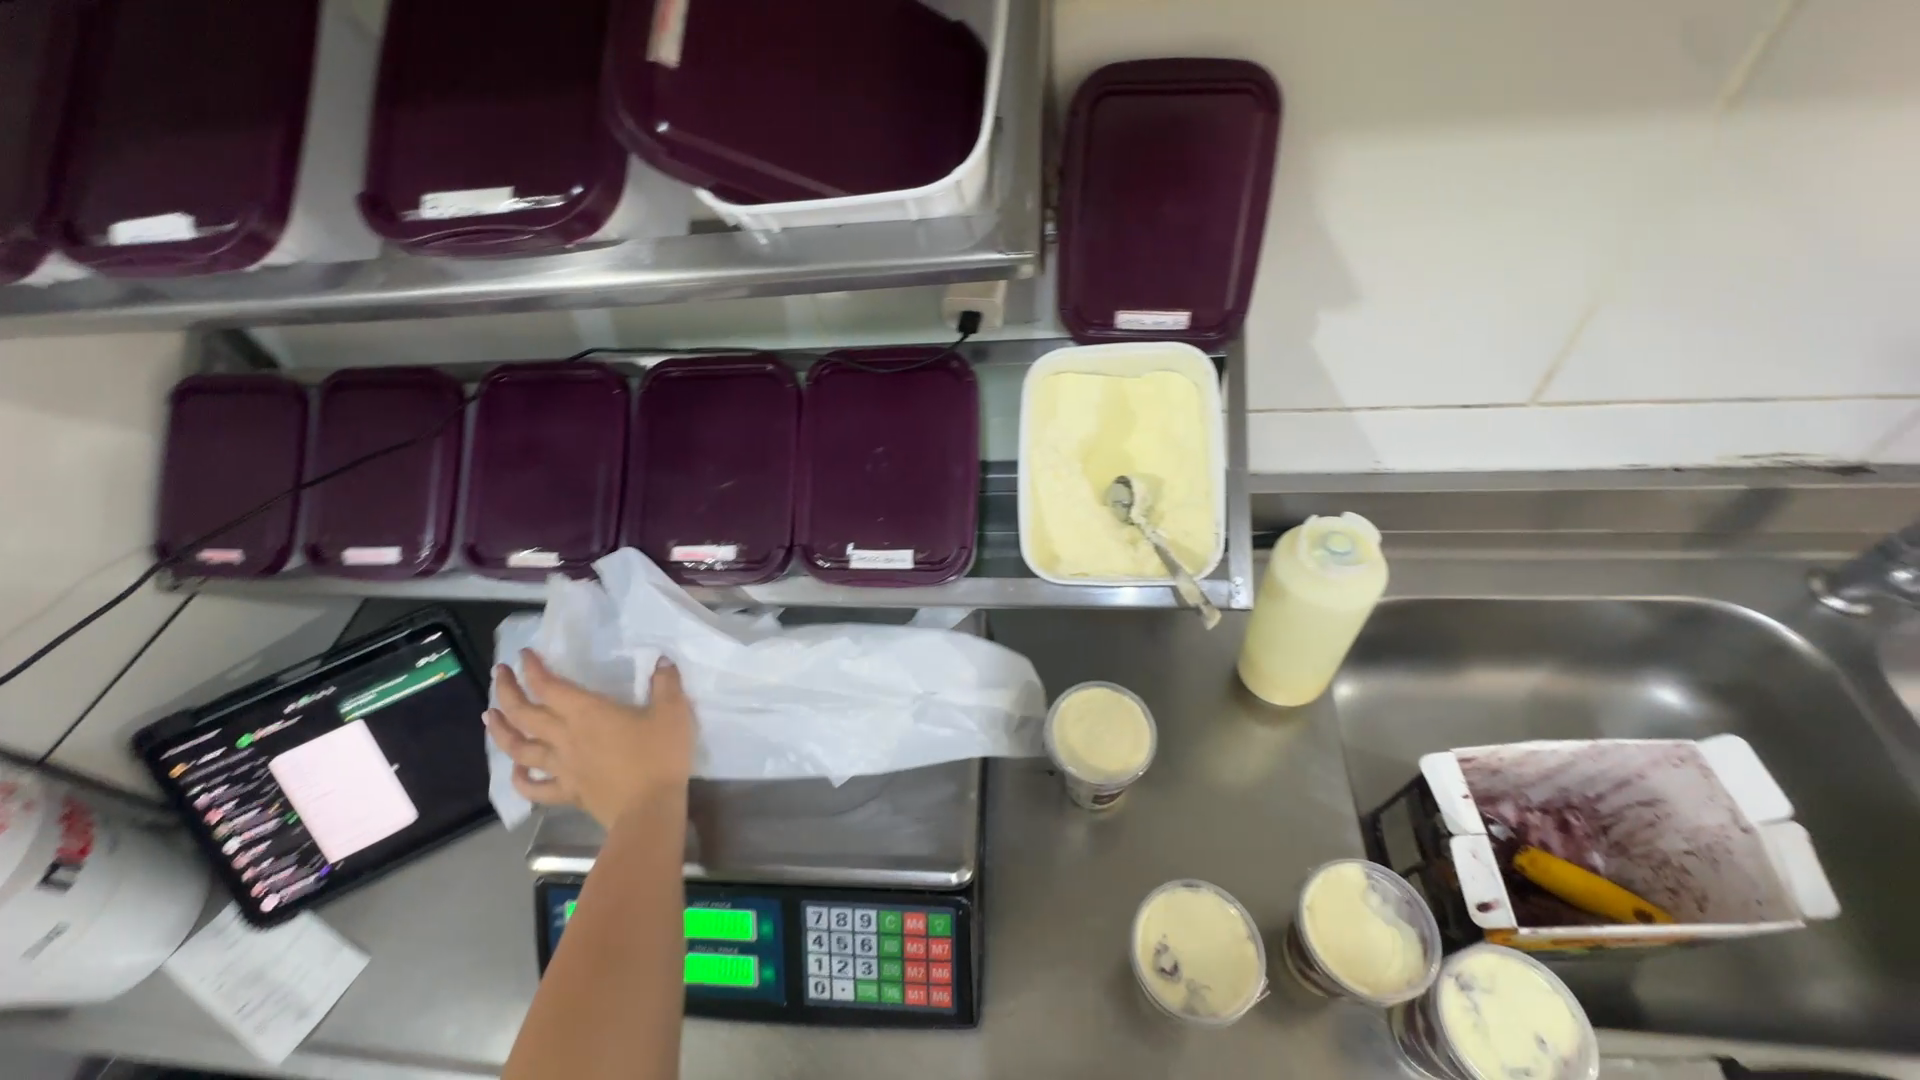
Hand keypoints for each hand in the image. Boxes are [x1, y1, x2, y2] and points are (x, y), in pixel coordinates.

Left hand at [486, 650, 694, 827]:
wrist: (650, 808)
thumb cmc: (659, 756)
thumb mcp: (673, 712)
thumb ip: (666, 683)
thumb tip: (662, 661)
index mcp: (586, 713)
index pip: (548, 686)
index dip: (532, 668)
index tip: (524, 654)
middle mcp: (565, 737)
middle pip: (523, 713)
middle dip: (506, 691)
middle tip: (498, 675)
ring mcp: (562, 767)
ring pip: (519, 748)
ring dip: (500, 731)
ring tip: (489, 716)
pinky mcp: (567, 792)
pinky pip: (534, 787)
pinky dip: (519, 778)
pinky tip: (516, 769)